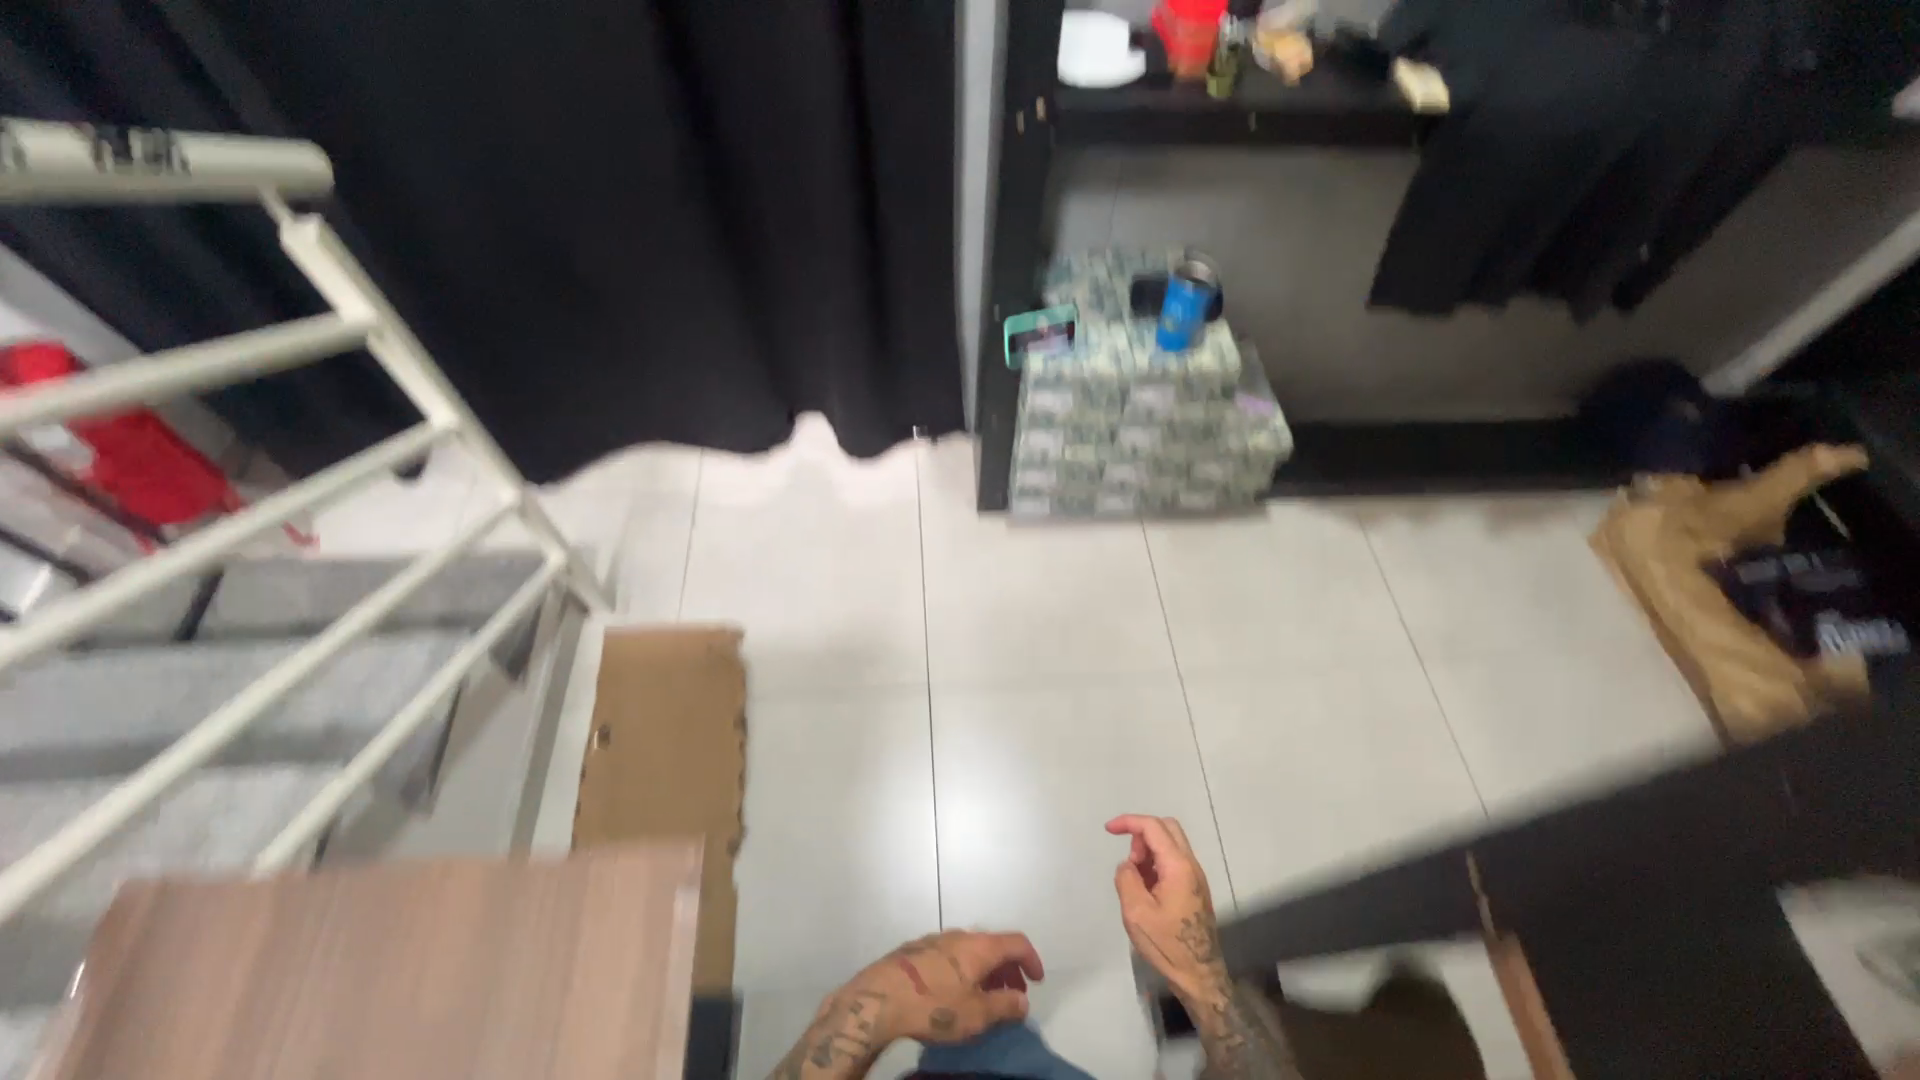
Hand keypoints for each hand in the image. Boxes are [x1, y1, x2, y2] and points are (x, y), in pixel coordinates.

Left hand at [830, 930, 1045, 1045]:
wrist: (879, 1000)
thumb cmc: (934, 1006)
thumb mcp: (977, 1014)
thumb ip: (1004, 1005)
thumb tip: (1022, 1000)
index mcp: (979, 946)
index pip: (1016, 942)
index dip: (1031, 959)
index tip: (1037, 980)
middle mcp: (959, 936)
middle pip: (992, 945)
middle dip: (1007, 968)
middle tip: (1012, 994)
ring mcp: (934, 940)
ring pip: (969, 950)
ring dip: (983, 971)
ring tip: (984, 997)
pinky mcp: (914, 952)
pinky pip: (949, 956)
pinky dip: (962, 970)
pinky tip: (953, 993)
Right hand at [1107, 814, 1226, 999]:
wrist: (1200, 975)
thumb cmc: (1167, 944)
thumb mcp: (1136, 912)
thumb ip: (1126, 878)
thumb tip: (1128, 865)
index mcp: (1178, 866)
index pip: (1153, 827)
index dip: (1129, 822)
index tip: (1108, 830)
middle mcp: (1191, 865)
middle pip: (1167, 828)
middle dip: (1141, 834)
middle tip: (1129, 861)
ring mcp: (1195, 877)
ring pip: (1171, 844)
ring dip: (1148, 851)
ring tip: (1136, 882)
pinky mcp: (1195, 889)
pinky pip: (1174, 862)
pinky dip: (1156, 864)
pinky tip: (1146, 891)